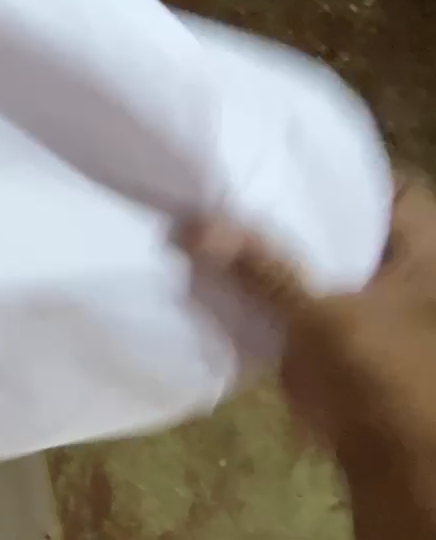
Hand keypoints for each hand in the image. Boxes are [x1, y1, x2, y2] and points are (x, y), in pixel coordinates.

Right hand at [186, 174, 435, 532]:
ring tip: (201, 204)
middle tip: (222, 170)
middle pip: (337, 220)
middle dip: (281, 199)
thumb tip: (191, 223)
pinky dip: (245, 271)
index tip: (280, 144)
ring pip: (302, 252)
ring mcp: (358, 302)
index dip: (343, 166)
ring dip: (255, 236)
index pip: (393, 195)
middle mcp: (394, 276)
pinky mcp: (324, 327)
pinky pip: (278, 285)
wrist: (396, 461)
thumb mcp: (326, 319)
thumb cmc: (389, 379)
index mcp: (422, 266)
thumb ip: (261, 268)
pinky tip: (202, 255)